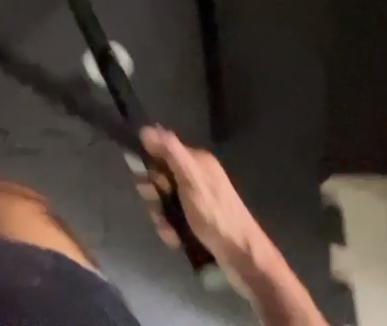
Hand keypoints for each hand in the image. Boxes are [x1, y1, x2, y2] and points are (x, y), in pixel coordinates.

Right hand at [140, 126, 258, 257]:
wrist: (242, 257)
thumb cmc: (216, 215)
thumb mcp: (192, 179)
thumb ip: (170, 152)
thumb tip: (144, 129)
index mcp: (197, 162)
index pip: (162, 151)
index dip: (150, 165)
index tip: (147, 181)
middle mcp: (196, 177)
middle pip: (160, 178)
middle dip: (154, 195)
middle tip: (158, 205)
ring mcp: (196, 200)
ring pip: (163, 200)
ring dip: (161, 215)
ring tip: (169, 229)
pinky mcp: (196, 220)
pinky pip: (172, 218)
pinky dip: (170, 228)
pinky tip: (175, 238)